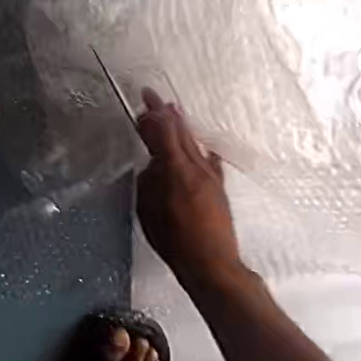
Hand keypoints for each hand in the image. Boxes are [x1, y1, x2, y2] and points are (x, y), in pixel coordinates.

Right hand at [135, 89, 244, 284]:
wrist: (213, 264)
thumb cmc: (175, 241)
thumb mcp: (148, 211)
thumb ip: (148, 183)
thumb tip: (151, 166)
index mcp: (175, 171)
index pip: (163, 133)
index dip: (151, 118)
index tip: (142, 107)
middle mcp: (196, 167)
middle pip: (179, 131)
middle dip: (164, 112)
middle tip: (152, 96)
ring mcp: (210, 176)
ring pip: (193, 141)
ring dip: (181, 124)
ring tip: (173, 109)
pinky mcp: (218, 187)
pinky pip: (208, 159)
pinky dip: (200, 147)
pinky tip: (200, 144)